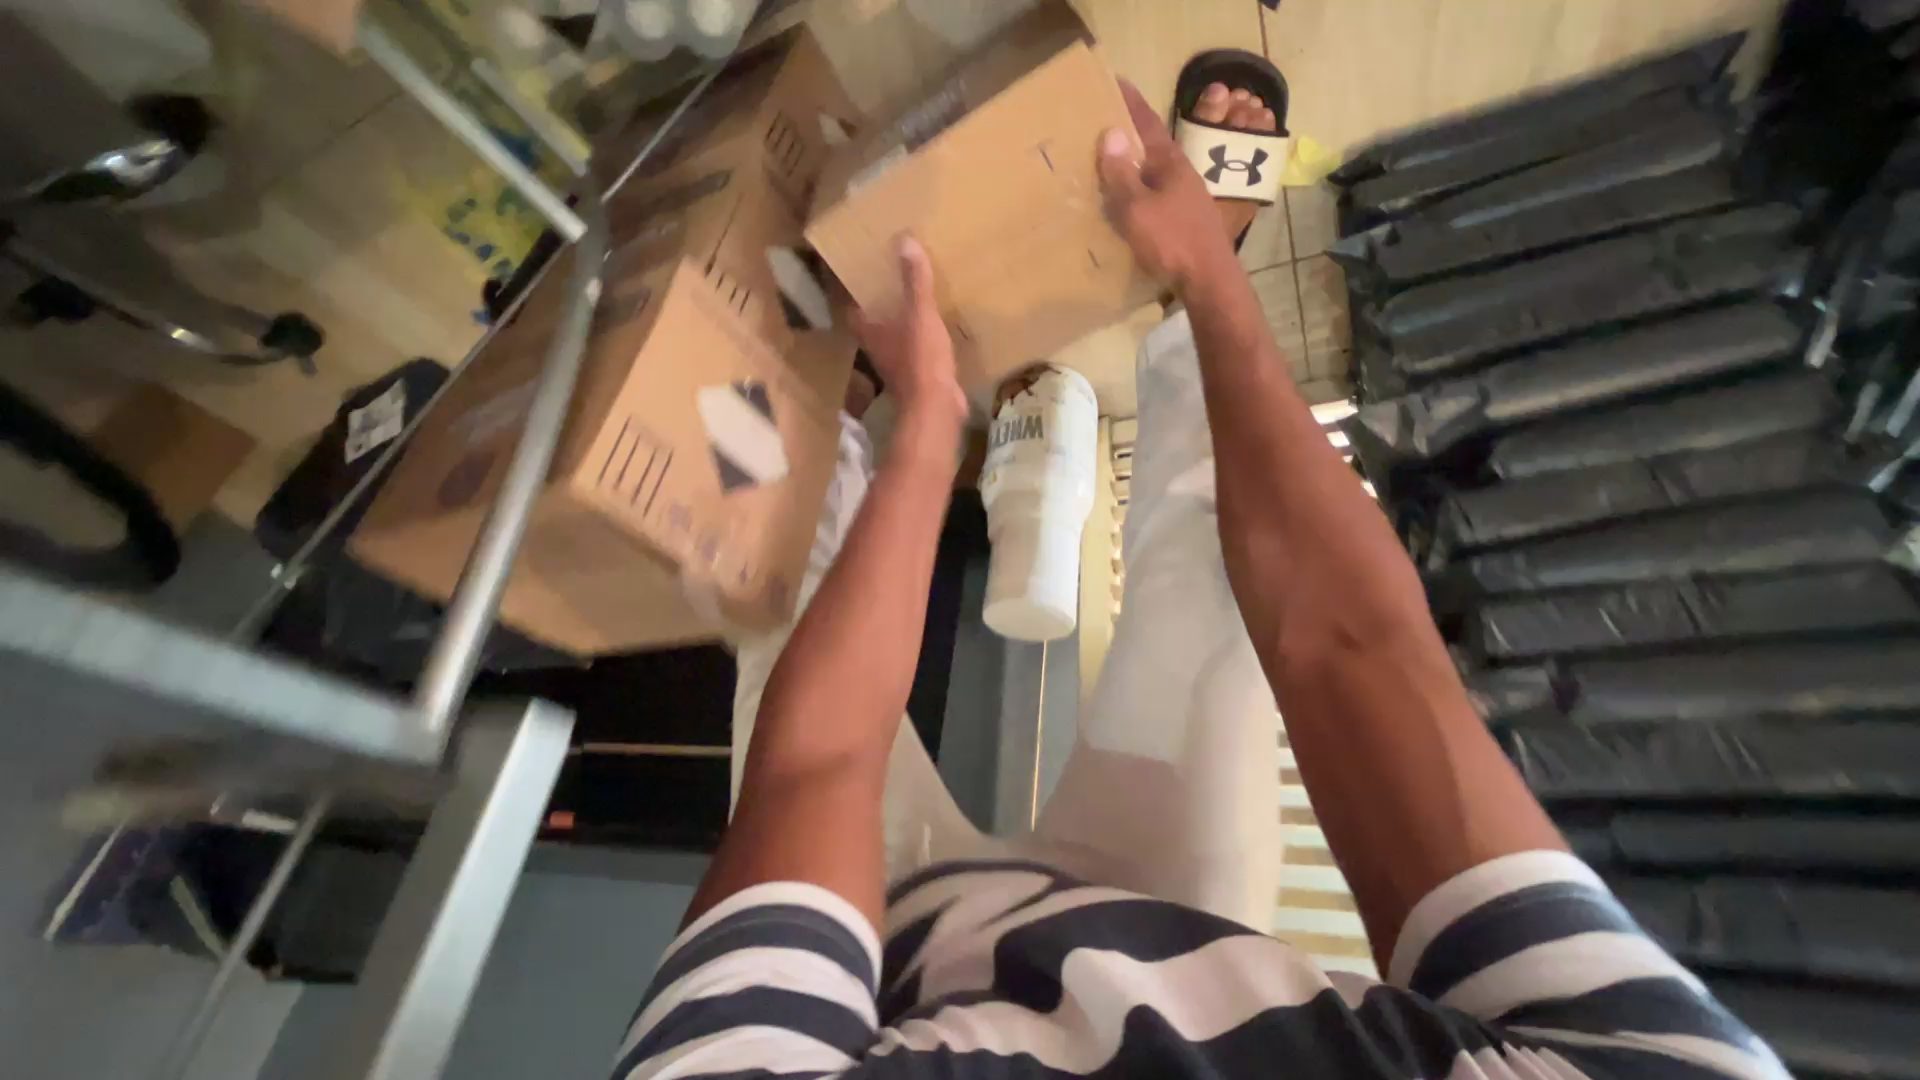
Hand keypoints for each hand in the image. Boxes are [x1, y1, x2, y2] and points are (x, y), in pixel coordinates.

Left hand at [852, 234, 967, 426]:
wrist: (936, 407)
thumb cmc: (920, 359)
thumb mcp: (919, 314)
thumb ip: (914, 281)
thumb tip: (904, 240)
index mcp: (871, 333)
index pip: (853, 312)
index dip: (854, 296)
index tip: (861, 278)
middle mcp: (880, 351)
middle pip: (874, 326)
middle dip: (881, 308)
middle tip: (894, 284)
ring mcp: (899, 368)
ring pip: (897, 341)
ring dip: (904, 326)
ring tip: (919, 302)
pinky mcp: (920, 379)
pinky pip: (920, 355)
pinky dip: (926, 343)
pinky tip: (940, 331)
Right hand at [1097, 79, 1239, 294]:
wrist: (1207, 279)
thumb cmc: (1172, 241)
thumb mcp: (1138, 208)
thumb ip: (1122, 174)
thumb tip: (1110, 132)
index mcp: (1169, 163)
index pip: (1147, 123)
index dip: (1131, 104)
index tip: (1115, 82)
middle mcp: (1180, 174)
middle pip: (1151, 147)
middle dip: (1129, 135)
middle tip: (1102, 126)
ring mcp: (1185, 198)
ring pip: (1153, 173)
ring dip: (1133, 167)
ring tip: (1109, 166)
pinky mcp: (1185, 220)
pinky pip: (1155, 196)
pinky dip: (1139, 192)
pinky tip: (1128, 203)